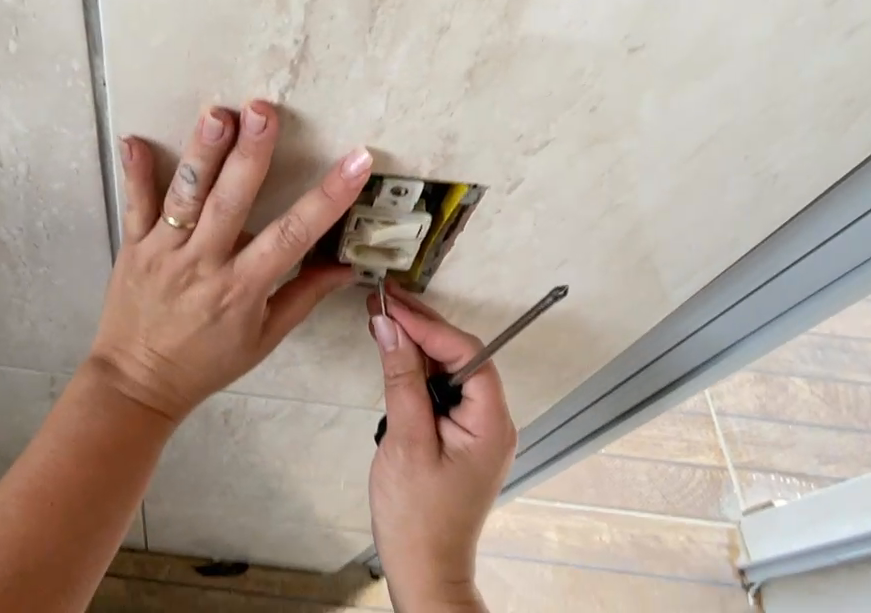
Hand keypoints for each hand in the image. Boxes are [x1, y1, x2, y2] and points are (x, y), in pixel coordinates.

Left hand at [85, 100, 371, 422]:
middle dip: (250, 155)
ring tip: (216, 114)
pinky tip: (133, 139)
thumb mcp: (264, 339)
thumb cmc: (207, 362)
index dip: (327, 198)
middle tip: (264, 111)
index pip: (293, 236)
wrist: (137, 385)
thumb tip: (347, 265)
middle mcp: (204, 264)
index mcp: (242, 288)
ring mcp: (164, 253)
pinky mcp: (133, 247)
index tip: (356, 160)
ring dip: (200, 155)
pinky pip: (134, 207)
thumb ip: (303, 296)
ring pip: (185, 198)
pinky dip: (134, 174)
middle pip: (230, 203)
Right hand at [368, 284, 516, 612]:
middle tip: (381, 300)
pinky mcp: (456, 435)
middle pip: (458, 355)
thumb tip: (388, 325)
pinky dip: (413, 368)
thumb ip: (400, 378)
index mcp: (491, 422)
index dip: (427, 324)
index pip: (465, 352)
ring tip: (379, 318)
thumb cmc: (417, 517)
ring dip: (414, 343)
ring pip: (447, 369)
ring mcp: (474, 428)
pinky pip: (439, 389)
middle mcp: (490, 420)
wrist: (423, 571)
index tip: (391, 305)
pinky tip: (391, 354)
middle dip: (420, 325)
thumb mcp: (405, 440)